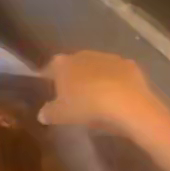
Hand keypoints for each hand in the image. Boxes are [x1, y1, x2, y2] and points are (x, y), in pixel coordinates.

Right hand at [37, 51, 165, 133]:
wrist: (126, 103)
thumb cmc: (87, 106)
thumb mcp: (62, 115)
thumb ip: (49, 113)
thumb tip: (41, 114)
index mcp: (62, 64)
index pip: (50, 68)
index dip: (51, 80)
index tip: (54, 92)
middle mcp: (82, 55)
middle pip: (74, 65)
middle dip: (74, 77)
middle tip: (76, 97)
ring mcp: (106, 57)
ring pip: (96, 67)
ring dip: (96, 78)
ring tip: (99, 98)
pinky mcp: (127, 64)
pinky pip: (118, 73)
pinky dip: (116, 82)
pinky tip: (119, 97)